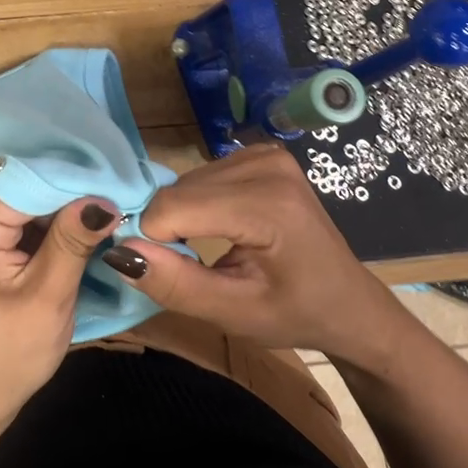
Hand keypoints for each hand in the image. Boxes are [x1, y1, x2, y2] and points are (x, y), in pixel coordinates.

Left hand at [0, 190, 119, 436]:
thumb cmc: (5, 359)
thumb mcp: (47, 300)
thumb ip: (73, 242)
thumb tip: (107, 197)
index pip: (32, 180)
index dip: (78, 181)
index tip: (123, 183)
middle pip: (31, 183)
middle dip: (76, 190)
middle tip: (127, 195)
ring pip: (32, 195)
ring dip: (70, 204)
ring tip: (116, 205)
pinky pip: (26, 212)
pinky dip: (56, 219)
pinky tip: (89, 222)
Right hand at [100, 144, 405, 362]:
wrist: (349, 303)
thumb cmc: (296, 314)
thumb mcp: (235, 314)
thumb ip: (176, 283)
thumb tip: (119, 251)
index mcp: (267, 204)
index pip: (172, 206)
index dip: (158, 244)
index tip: (176, 275)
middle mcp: (266, 164)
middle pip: (177, 191)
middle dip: (171, 230)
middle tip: (197, 266)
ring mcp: (265, 154)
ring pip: (186, 182)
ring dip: (184, 217)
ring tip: (213, 249)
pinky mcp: (262, 152)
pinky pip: (203, 175)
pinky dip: (199, 203)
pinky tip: (223, 227)